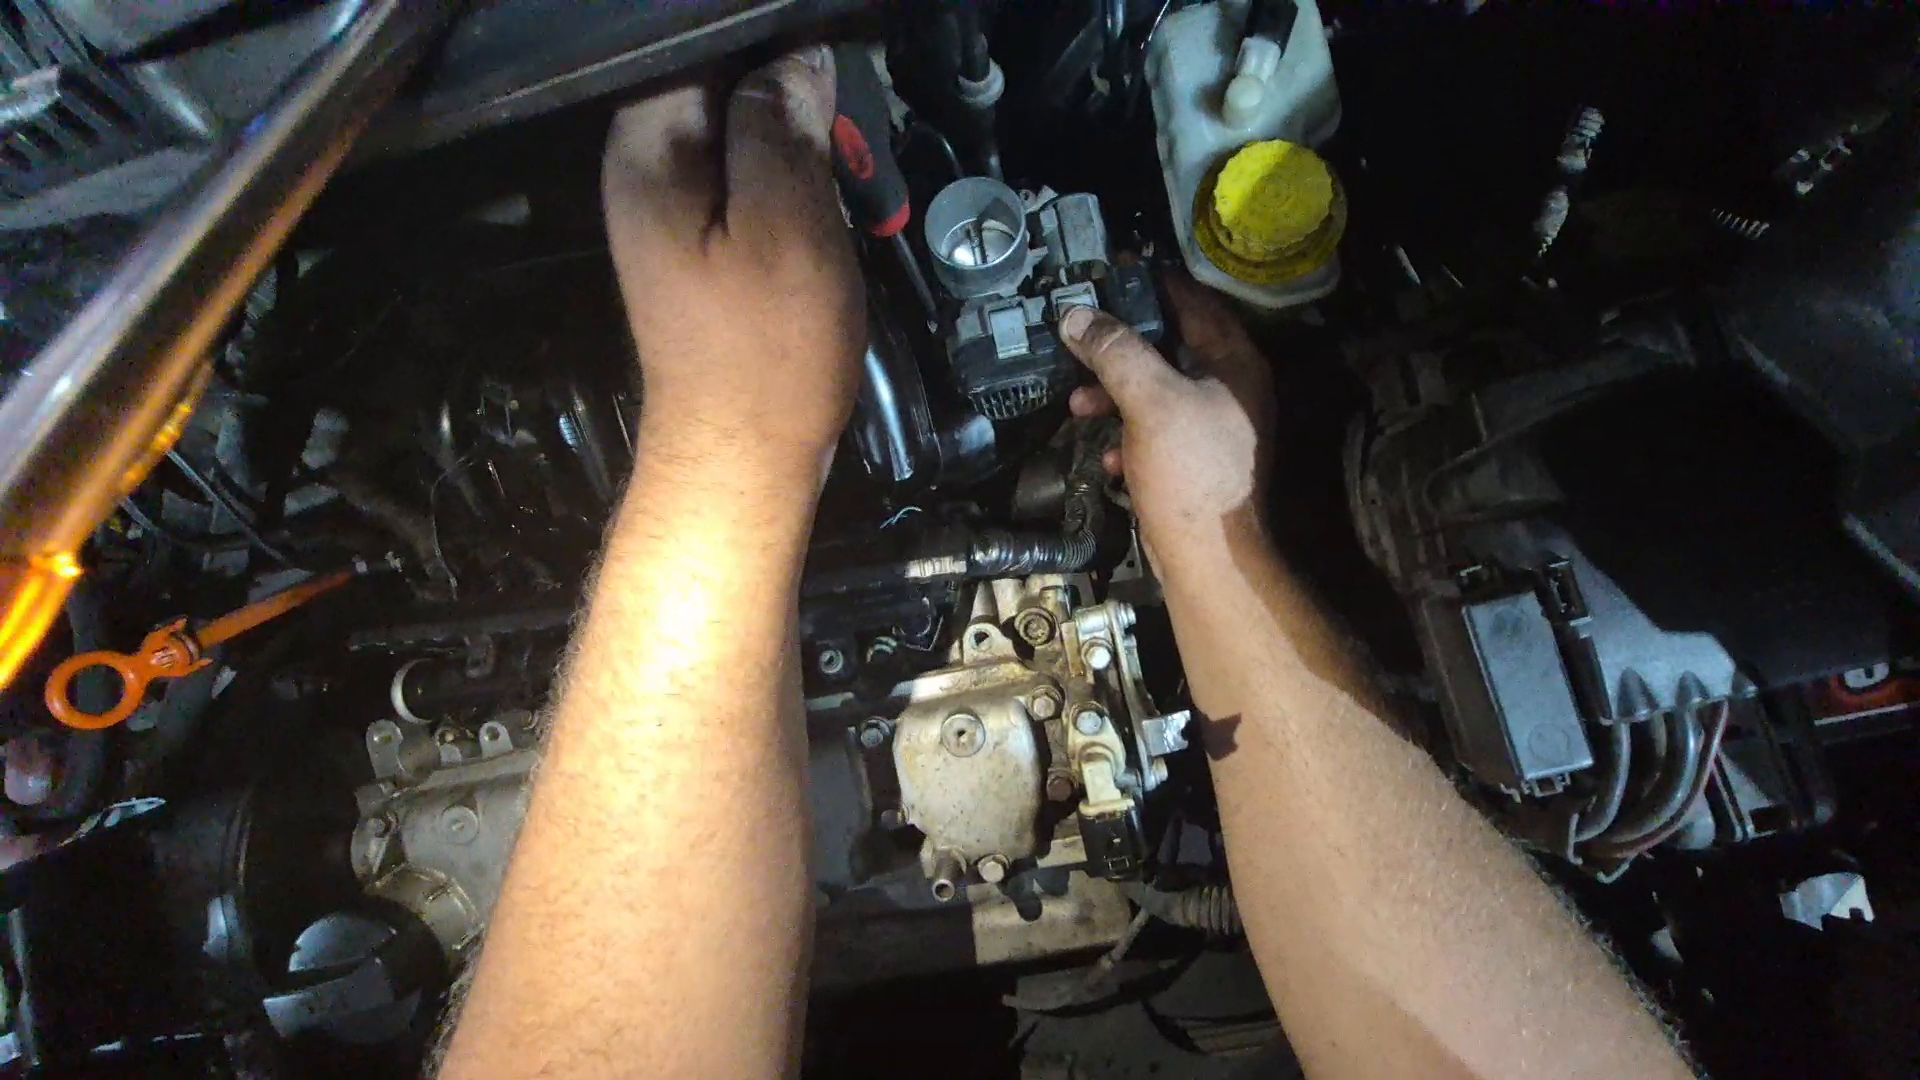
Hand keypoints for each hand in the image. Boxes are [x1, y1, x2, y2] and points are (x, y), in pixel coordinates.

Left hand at [602, 47, 864, 467]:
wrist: (745, 455)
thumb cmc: (768, 353)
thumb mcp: (788, 229)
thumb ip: (782, 128)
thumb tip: (797, 58)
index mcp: (652, 150)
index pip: (705, 47)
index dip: (774, 52)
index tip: (833, 85)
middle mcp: (649, 175)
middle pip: (723, 93)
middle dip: (793, 105)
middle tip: (847, 145)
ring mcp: (675, 220)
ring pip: (744, 148)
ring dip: (800, 156)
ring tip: (846, 180)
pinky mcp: (707, 258)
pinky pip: (751, 198)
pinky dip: (793, 197)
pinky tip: (825, 218)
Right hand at [1058, 273, 1274, 562]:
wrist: (1208, 556)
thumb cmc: (1189, 470)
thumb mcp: (1150, 401)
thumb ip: (1115, 353)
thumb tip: (1076, 315)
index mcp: (1234, 363)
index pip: (1193, 303)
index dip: (1151, 284)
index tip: (1111, 271)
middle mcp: (1229, 389)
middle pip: (1168, 348)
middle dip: (1119, 350)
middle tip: (1079, 341)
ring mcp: (1211, 428)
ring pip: (1154, 393)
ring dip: (1114, 397)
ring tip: (1078, 406)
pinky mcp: (1192, 461)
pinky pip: (1153, 433)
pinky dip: (1128, 438)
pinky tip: (1110, 459)